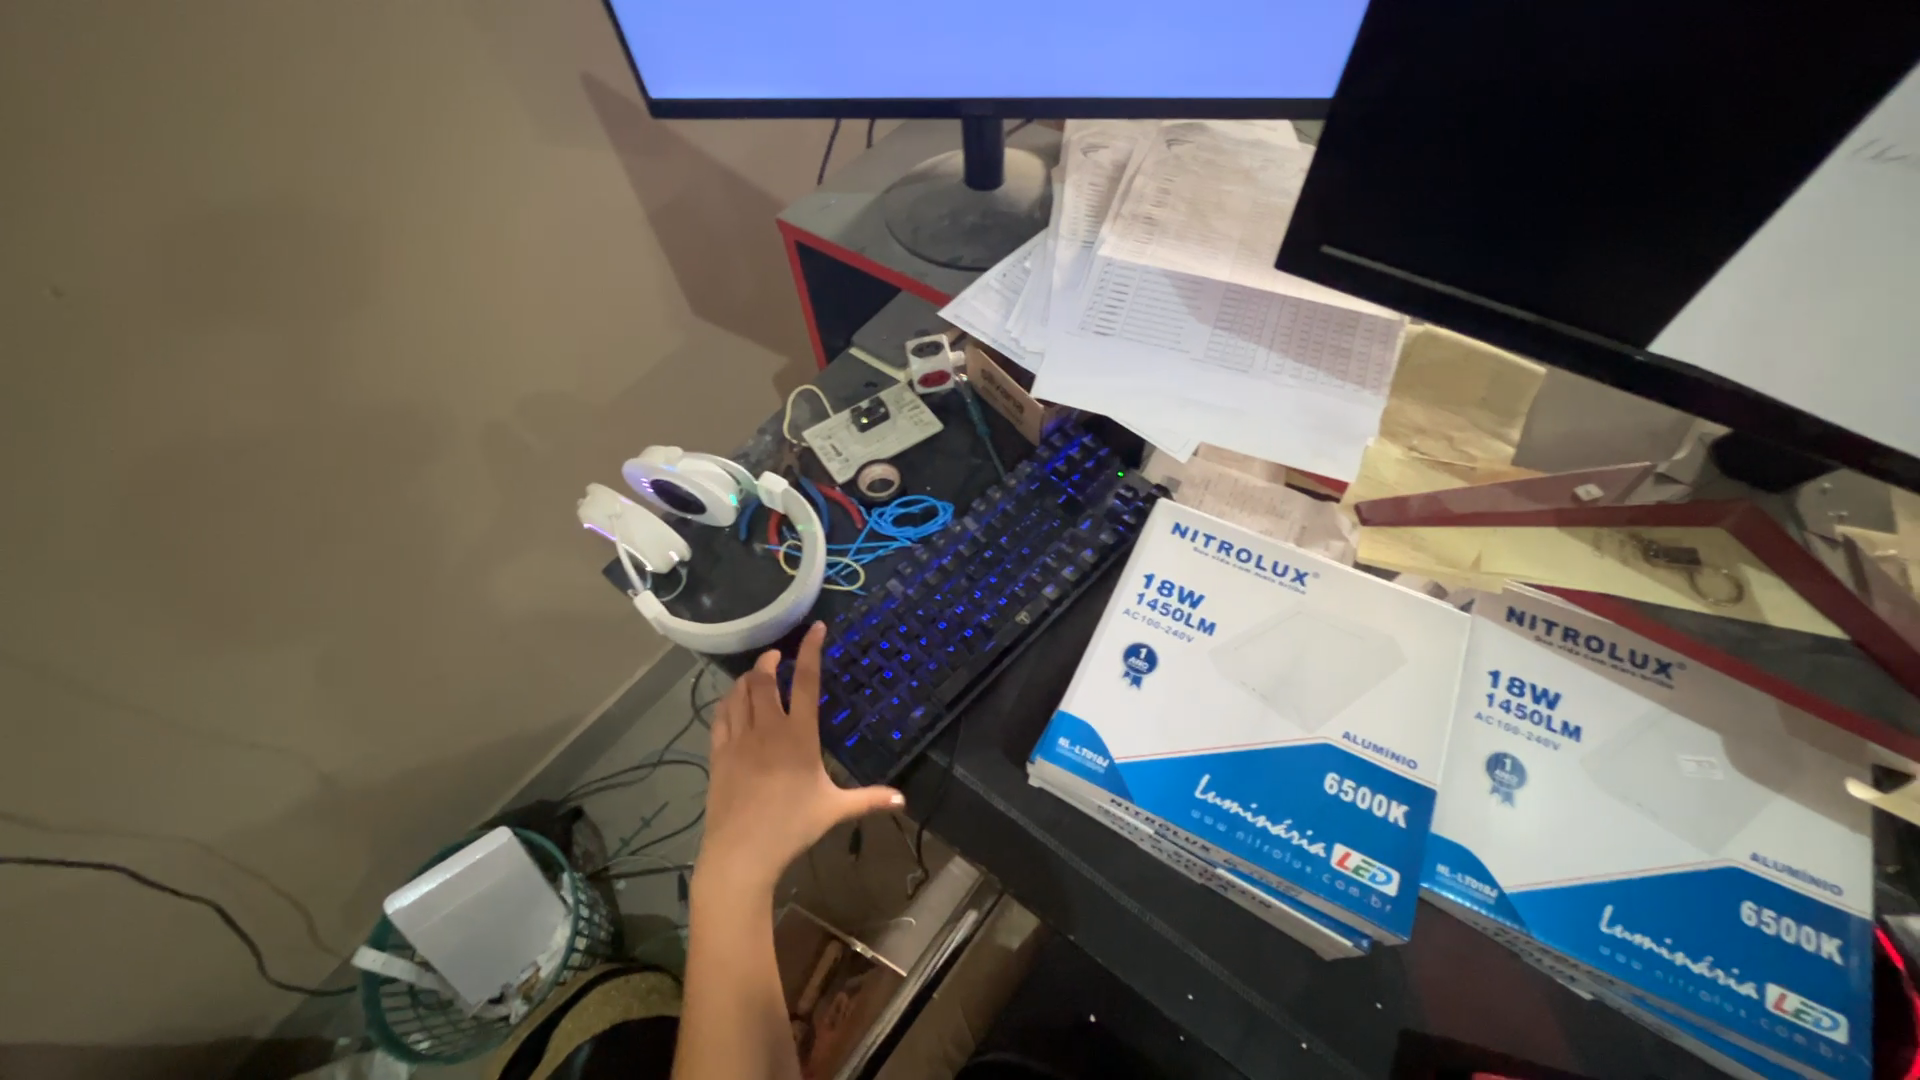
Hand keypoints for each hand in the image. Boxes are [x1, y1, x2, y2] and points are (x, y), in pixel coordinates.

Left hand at [696, 622, 903, 897]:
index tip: (815, 629)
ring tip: (758, 673)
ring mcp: (739, 739)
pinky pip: (721, 715)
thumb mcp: (834, 810)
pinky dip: (728, 700)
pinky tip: (733, 700)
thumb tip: (902, 800)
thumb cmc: (791, 827)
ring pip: (739, 693)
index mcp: (798, 736)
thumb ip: (868, 800)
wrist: (742, 852)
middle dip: (771, 661)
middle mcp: (767, 729)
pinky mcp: (719, 753)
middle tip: (779, 656)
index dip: (810, 651)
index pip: (805, 681)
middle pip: (764, 679)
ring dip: (748, 677)